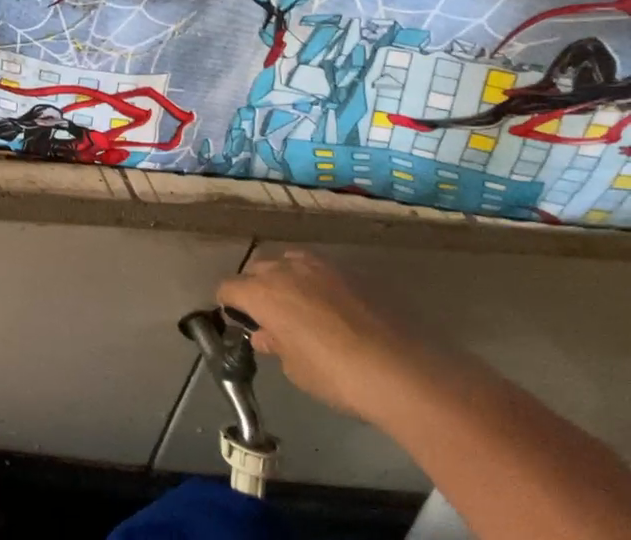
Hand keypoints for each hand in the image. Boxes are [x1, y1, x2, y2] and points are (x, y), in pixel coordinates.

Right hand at [216, 252, 426, 422]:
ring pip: (292, 263)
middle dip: (258, 288)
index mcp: (261, 293)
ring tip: (304, 307)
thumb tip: (268, 336)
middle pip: (258, 270)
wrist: (412, 376)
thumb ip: (276, 345)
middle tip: (272, 317)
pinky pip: (327, 274)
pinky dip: (323, 286)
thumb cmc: (339, 376)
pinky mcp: (360, 276)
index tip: (241, 322)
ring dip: (290, 280)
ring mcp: (326, 269)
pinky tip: (338, 312)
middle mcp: (287, 271)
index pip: (228, 288)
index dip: (230, 305)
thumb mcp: (296, 368)